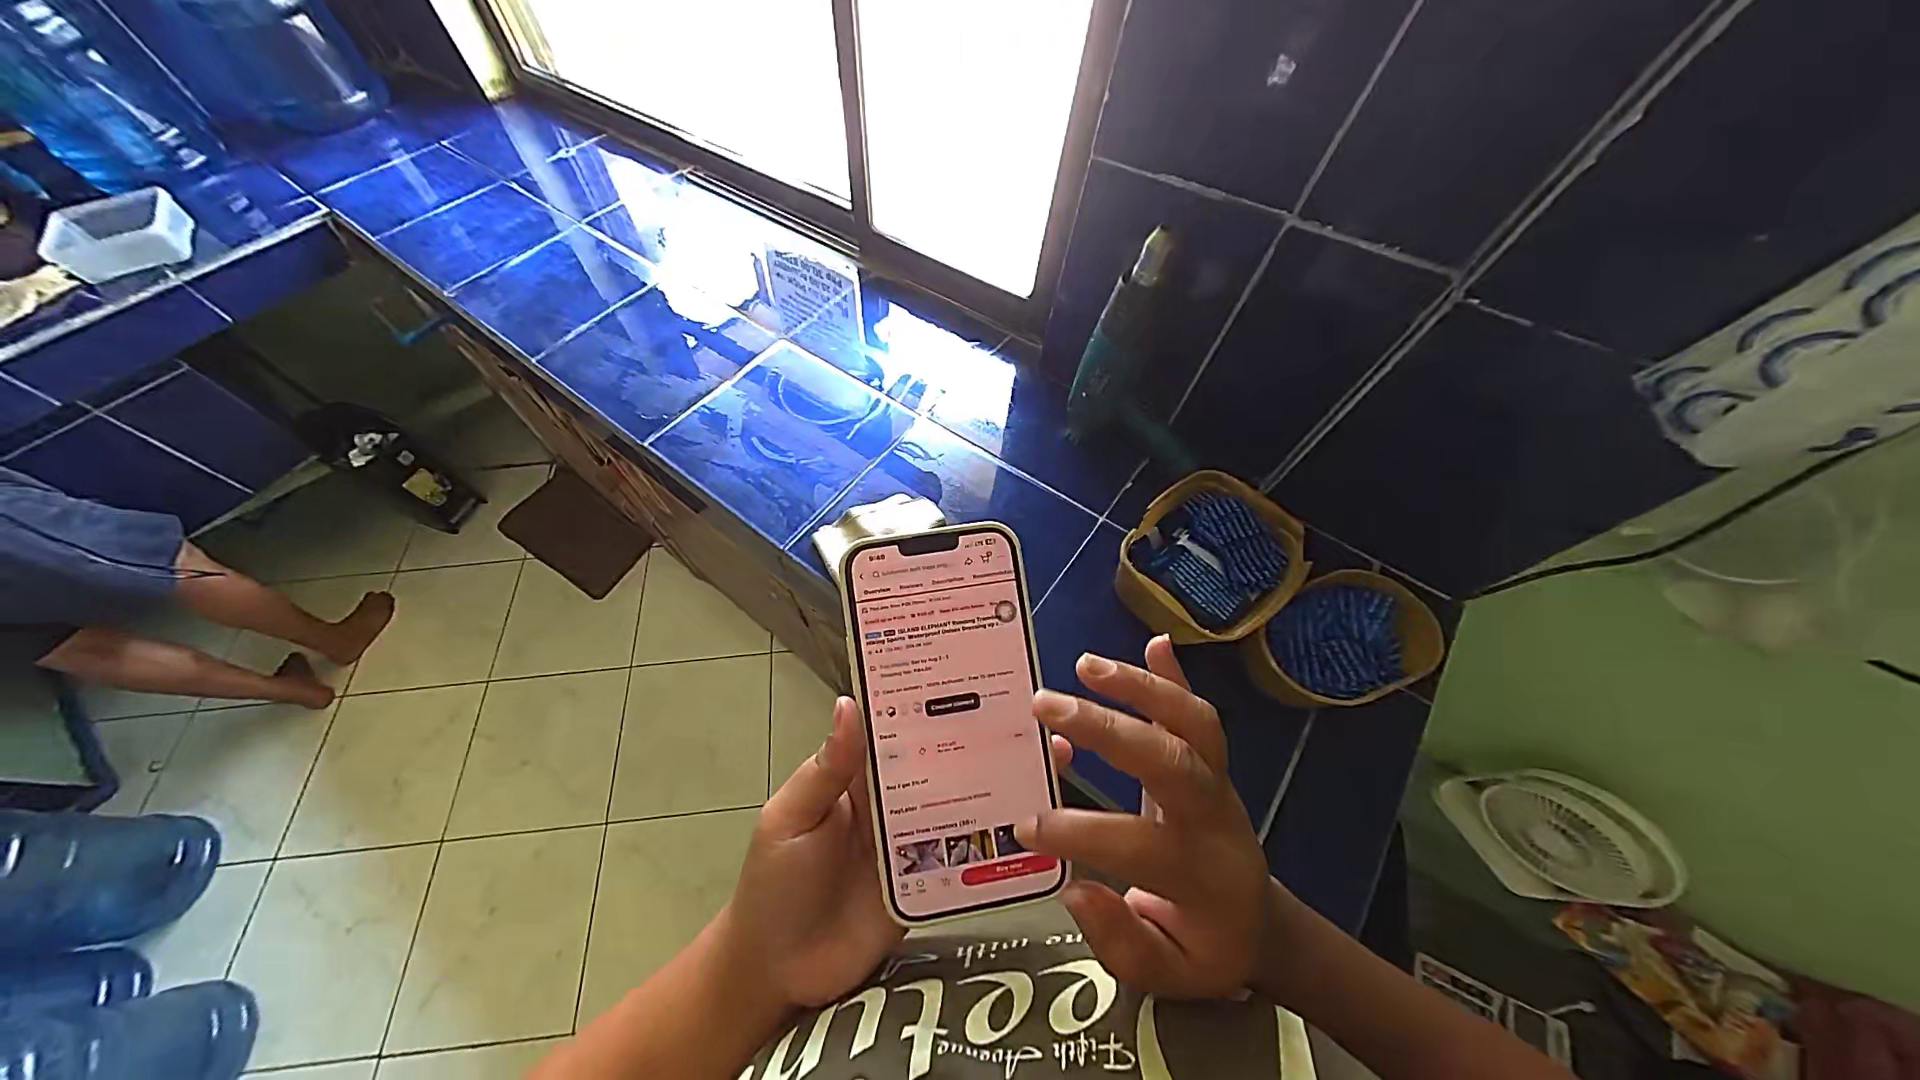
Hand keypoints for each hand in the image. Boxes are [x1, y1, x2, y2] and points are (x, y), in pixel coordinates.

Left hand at [725, 696, 1078, 1009]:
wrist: (778, 974)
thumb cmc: (773, 884)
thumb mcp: (791, 818)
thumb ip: (825, 769)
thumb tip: (849, 704)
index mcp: (860, 773)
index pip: (901, 726)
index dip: (931, 700)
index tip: (971, 670)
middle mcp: (895, 798)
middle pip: (944, 759)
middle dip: (984, 735)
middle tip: (1032, 712)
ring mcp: (917, 839)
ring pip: (966, 800)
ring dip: (1002, 780)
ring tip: (1047, 757)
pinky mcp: (933, 878)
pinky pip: (971, 852)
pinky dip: (1002, 837)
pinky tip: (1038, 823)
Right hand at [1015, 636, 1273, 999]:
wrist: (1260, 918)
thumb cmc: (1205, 945)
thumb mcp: (1167, 973)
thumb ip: (1119, 941)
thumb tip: (1075, 889)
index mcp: (1200, 874)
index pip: (1137, 846)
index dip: (1079, 834)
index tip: (1026, 825)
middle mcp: (1213, 816)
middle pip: (1169, 760)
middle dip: (1107, 728)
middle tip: (1046, 704)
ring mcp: (1217, 780)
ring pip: (1191, 723)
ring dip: (1140, 687)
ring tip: (1085, 665)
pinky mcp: (1212, 761)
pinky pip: (1199, 713)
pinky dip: (1177, 676)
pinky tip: (1156, 643)